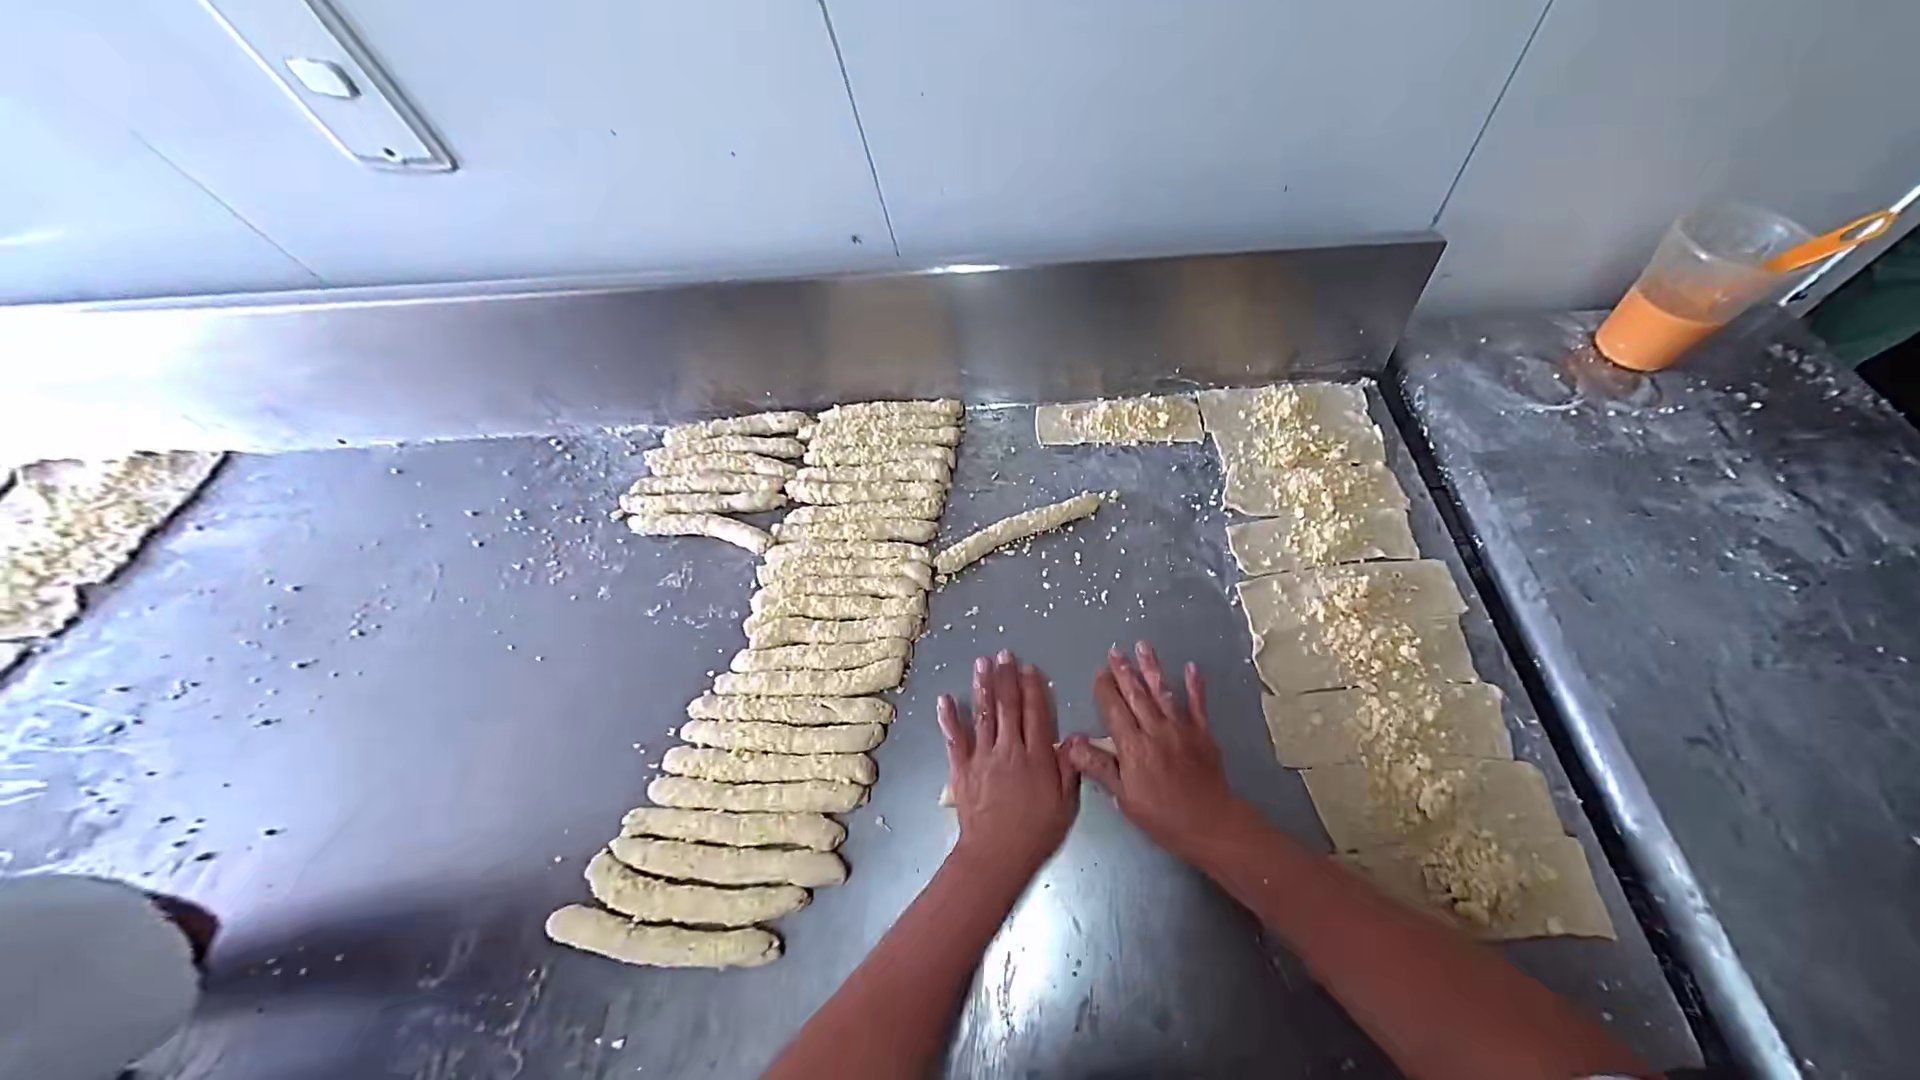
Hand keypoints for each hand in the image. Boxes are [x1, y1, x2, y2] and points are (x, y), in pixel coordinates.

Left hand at [937, 649, 1079, 883]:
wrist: (996, 855)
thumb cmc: (1035, 831)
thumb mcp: (1065, 803)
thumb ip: (1069, 767)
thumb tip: (1077, 736)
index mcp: (1036, 756)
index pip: (1036, 714)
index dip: (1033, 688)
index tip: (1029, 668)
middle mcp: (1009, 749)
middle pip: (1008, 706)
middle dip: (1007, 677)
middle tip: (1005, 653)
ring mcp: (982, 756)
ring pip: (983, 713)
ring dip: (982, 685)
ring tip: (982, 662)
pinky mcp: (961, 767)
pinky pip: (954, 738)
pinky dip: (949, 718)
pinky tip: (945, 698)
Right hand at [1065, 641, 1248, 861]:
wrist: (1211, 825)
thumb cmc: (1162, 816)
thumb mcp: (1124, 797)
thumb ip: (1099, 767)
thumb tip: (1071, 743)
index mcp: (1133, 747)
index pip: (1114, 710)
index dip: (1105, 690)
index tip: (1099, 673)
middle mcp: (1156, 731)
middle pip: (1136, 695)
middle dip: (1124, 671)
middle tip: (1115, 651)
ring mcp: (1181, 730)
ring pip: (1162, 693)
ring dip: (1151, 668)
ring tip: (1143, 646)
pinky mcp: (1203, 734)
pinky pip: (1197, 705)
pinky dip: (1194, 686)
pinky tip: (1190, 667)